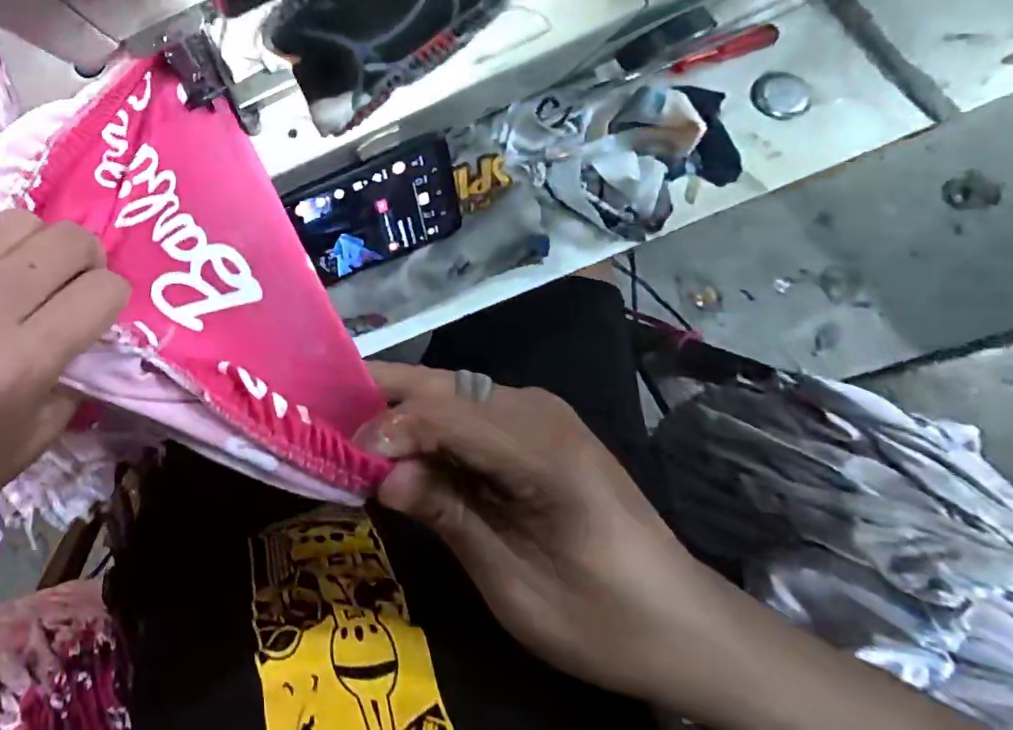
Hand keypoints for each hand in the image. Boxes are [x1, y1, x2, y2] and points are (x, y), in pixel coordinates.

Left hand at [0, 185, 129, 583]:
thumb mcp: (27, 448)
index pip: (101, 290)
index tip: (94, 308)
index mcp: (16, 369)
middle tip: (61, 284)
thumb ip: (70, 378)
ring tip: (4, 272)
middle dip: (80, 260)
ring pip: (7, 220)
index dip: (109, 296)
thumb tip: (85, 323)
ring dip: (24, 244)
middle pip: (63, 242)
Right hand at [354, 363, 729, 701]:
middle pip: (445, 386)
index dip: (390, 425)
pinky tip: (404, 445)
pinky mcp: (539, 426)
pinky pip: (471, 409)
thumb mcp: (515, 585)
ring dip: (403, 409)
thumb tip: (381, 475)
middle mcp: (540, 412)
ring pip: (453, 390)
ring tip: (353, 433)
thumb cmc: (602, 619)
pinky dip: (431, 423)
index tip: (343, 454)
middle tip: (327, 419)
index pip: (448, 413)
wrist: (685, 625)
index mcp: (544, 452)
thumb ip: (448, 516)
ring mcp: (542, 412)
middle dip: (384, 398)